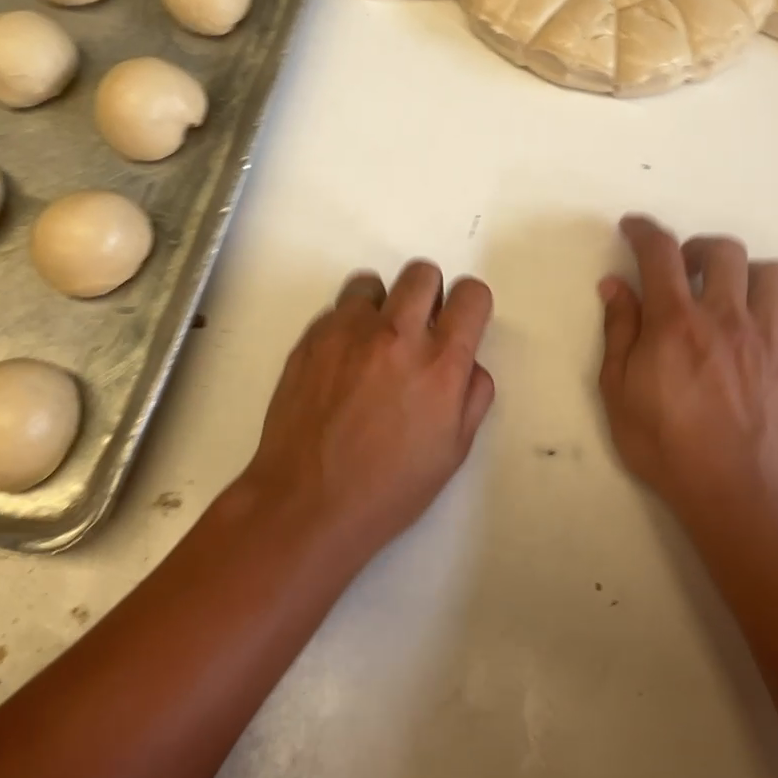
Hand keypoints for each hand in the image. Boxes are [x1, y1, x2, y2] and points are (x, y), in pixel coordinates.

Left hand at [241, 261, 495, 550]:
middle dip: (428, 296)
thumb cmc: (388, 489)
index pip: (471, 294)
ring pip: (373, 283)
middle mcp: (397, 335)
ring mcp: (347, 332)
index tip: (459, 326)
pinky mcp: (310, 339)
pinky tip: (340, 367)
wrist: (306, 503)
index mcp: (441, 364)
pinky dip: (346, 328)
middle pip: (422, 273)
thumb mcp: (453, 452)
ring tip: (373, 345)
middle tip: (418, 333)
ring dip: (381, 306)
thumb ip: (471, 396)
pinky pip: (336, 310)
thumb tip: (467, 364)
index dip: (470, 307)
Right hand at [598, 216, 777, 515]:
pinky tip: (774, 332)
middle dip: (700, 250)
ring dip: (751, 277)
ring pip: (776, 274)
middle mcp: (726, 316)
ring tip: (734, 298)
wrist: (730, 488)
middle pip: (725, 250)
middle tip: (686, 273)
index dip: (644, 231)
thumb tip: (614, 284)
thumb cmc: (663, 443)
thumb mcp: (617, 389)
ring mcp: (769, 337)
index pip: (661, 252)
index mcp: (676, 321)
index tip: (633, 229)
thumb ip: (618, 330)